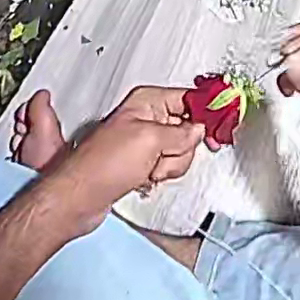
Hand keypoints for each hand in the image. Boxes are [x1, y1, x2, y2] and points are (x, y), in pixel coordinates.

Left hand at [39, 86, 204, 232]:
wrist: (78, 200)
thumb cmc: (102, 164)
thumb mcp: (149, 140)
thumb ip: (182, 132)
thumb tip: (200, 128)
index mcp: (147, 101)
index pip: (189, 99)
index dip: (206, 112)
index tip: (220, 125)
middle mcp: (147, 117)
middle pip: (188, 127)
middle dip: (180, 148)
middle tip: (161, 154)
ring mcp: (146, 141)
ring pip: (181, 150)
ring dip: (169, 164)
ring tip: (147, 168)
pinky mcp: (143, 161)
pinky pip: (168, 164)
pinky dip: (161, 173)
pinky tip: (144, 177)